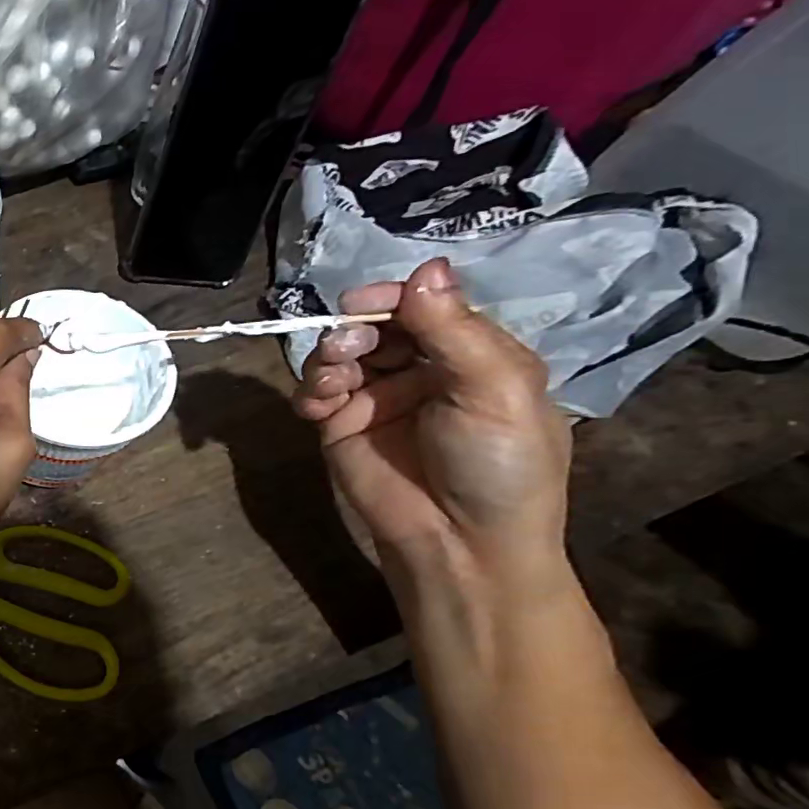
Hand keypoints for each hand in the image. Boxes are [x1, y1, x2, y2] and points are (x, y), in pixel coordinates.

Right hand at [291, 259, 570, 572]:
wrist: (459, 543)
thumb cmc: (499, 465)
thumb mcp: (495, 391)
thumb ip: (455, 330)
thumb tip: (426, 266)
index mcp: (470, 354)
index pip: (424, 307)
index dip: (392, 299)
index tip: (362, 303)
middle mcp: (419, 369)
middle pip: (373, 327)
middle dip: (353, 329)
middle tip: (347, 348)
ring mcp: (375, 398)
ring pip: (338, 356)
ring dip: (327, 357)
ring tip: (333, 380)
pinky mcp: (338, 425)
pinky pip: (313, 393)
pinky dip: (309, 389)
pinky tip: (317, 403)